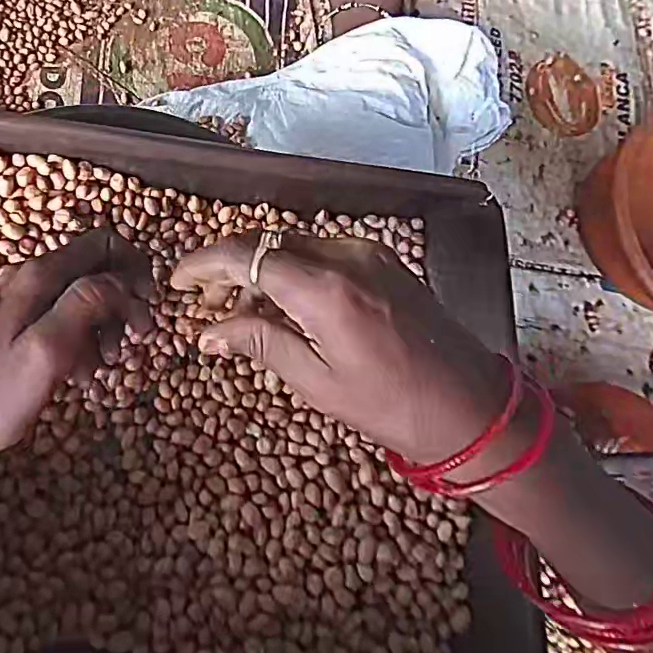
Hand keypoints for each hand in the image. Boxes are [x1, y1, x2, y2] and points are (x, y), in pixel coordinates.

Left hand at [0, 228, 153, 494]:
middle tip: (136, 339)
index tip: (149, 306)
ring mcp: (24, 302)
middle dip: (124, 300)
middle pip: (97, 269)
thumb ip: (85, 305)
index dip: (135, 268)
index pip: (103, 243)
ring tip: (107, 363)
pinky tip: (82, 372)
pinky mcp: (21, 327)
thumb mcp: (47, 349)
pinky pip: (67, 320)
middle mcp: (32, 278)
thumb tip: (120, 282)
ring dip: (107, 325)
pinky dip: (85, 340)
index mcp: (39, 275)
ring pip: (86, 296)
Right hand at [170, 233, 508, 465]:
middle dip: (227, 268)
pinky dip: (291, 270)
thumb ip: (258, 342)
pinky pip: (321, 252)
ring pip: (291, 245)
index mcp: (325, 290)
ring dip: (258, 269)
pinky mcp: (383, 260)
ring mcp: (369, 253)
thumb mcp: (316, 380)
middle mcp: (346, 257)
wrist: (475, 408)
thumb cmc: (391, 406)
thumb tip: (207, 333)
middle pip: (265, 243)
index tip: (178, 281)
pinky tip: (283, 303)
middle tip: (205, 305)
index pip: (245, 257)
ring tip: (241, 310)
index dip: (203, 264)